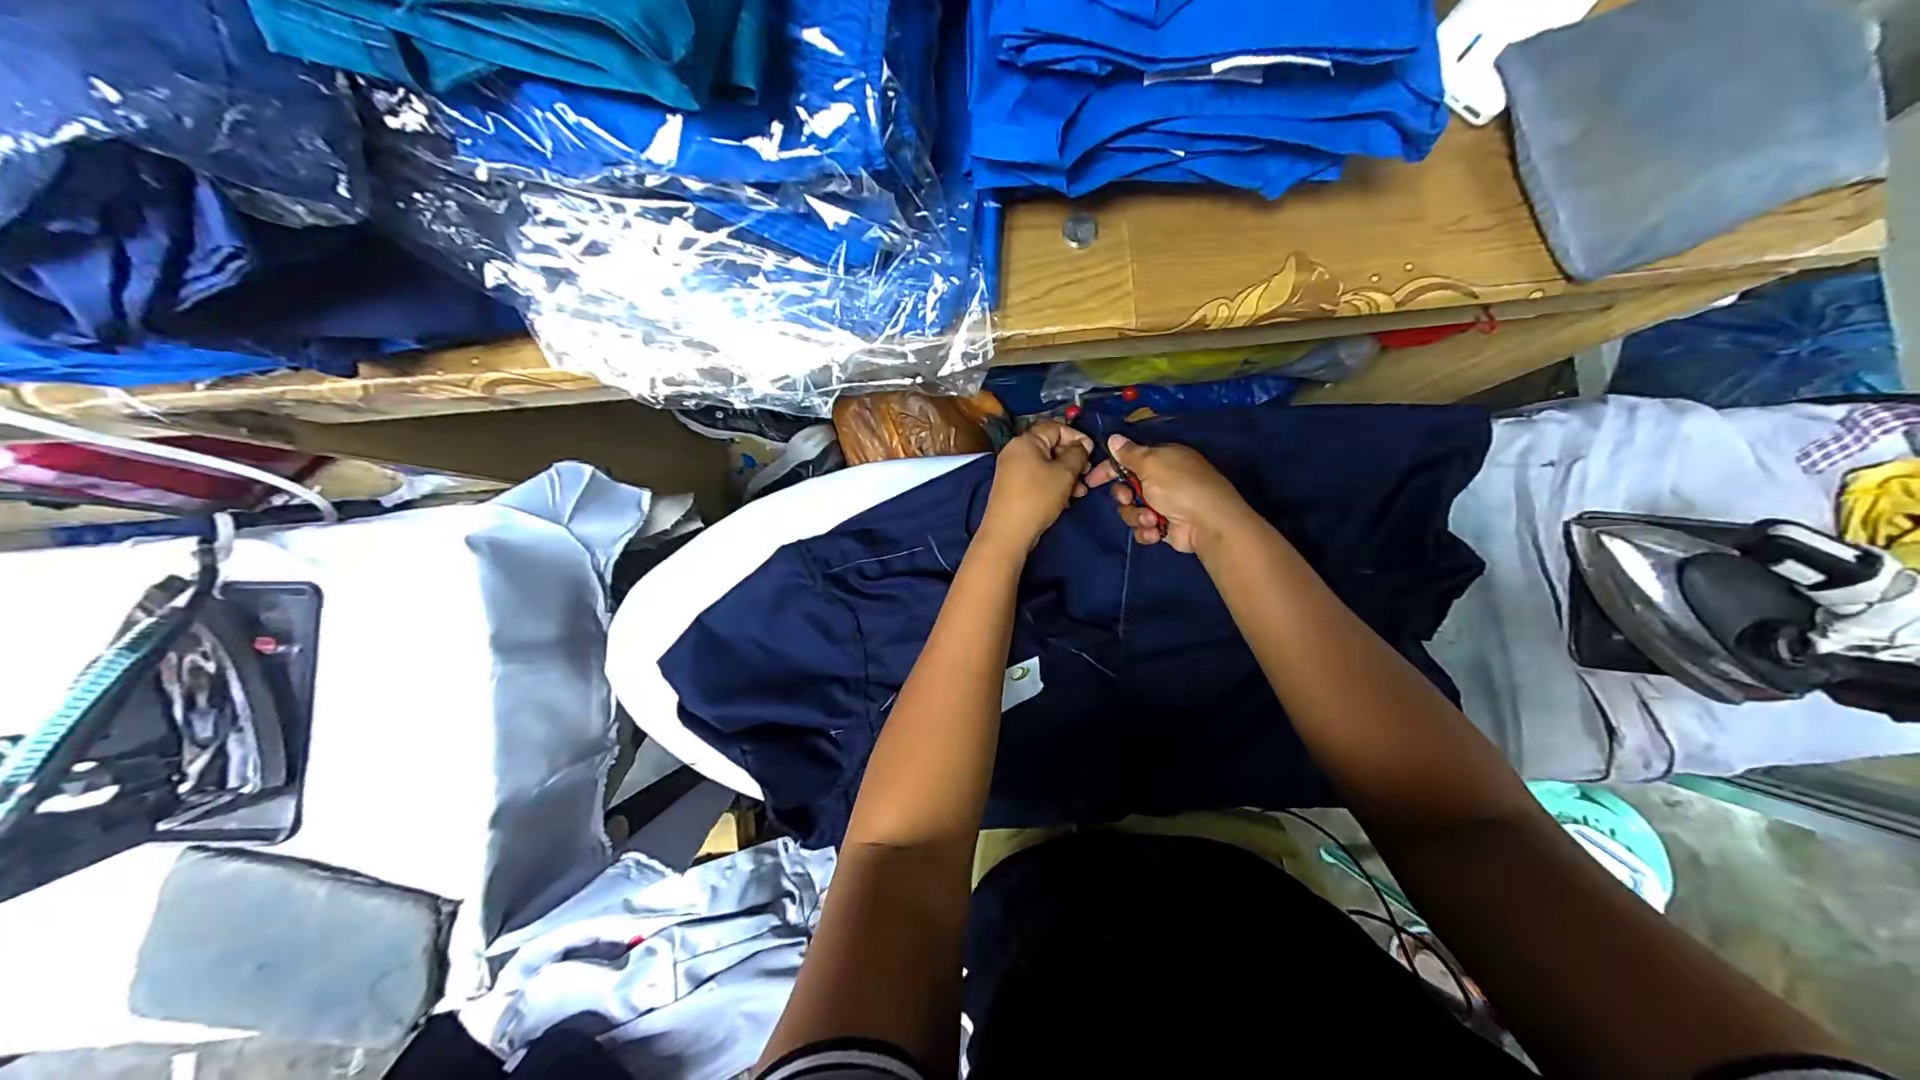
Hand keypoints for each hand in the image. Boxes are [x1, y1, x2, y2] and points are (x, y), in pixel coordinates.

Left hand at [978, 419, 1094, 551]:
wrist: (1008, 532)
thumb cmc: (1038, 497)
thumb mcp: (1064, 473)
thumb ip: (1078, 454)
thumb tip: (1083, 444)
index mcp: (1026, 441)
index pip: (1056, 427)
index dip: (1076, 437)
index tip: (1091, 453)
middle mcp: (1016, 450)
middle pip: (1051, 446)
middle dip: (1073, 459)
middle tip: (1087, 475)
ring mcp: (1012, 469)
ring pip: (1046, 464)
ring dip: (1066, 475)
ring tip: (1080, 492)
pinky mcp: (1013, 486)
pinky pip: (1038, 477)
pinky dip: (1053, 484)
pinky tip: (1066, 499)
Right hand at [1079, 433, 1256, 553]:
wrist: (1208, 522)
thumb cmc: (1179, 487)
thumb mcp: (1151, 463)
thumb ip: (1129, 453)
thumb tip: (1113, 438)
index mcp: (1161, 459)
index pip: (1128, 459)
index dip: (1108, 469)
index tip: (1092, 480)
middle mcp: (1162, 479)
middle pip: (1126, 487)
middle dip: (1124, 495)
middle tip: (1130, 498)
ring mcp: (1164, 503)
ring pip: (1131, 509)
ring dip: (1136, 515)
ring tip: (1151, 518)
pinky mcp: (1164, 525)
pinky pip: (1142, 527)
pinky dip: (1146, 530)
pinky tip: (1156, 530)